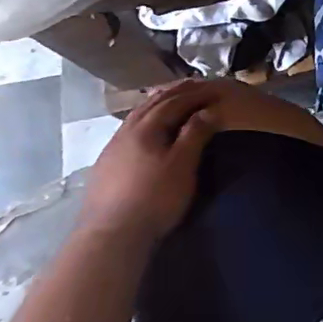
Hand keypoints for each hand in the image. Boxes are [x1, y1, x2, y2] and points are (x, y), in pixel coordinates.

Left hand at [80, 80, 219, 244]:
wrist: (111, 235)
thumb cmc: (155, 197)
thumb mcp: (183, 164)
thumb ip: (195, 134)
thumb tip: (209, 110)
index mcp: (145, 128)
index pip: (174, 101)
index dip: (196, 93)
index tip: (216, 88)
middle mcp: (125, 132)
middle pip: (152, 104)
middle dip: (175, 92)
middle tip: (196, 86)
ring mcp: (112, 149)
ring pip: (137, 116)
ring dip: (158, 104)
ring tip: (174, 101)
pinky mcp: (107, 165)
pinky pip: (130, 130)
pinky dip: (146, 120)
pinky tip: (149, 130)